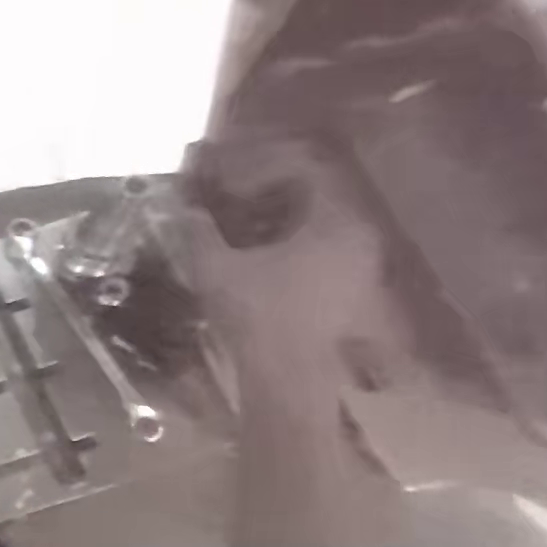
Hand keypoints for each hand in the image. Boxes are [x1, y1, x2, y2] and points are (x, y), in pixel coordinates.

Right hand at [181, 139, 383, 367]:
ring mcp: (362, 267)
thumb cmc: (257, 314)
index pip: (306, 173)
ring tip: (238, 233)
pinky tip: (258, 263)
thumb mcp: (217, 268)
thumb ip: (200, 232)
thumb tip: (184, 207)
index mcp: (335, 222)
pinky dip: (291, 249)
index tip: (228, 179)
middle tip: (229, 203)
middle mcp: (359, 237)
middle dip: (267, 198)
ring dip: (278, 225)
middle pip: (313, 200)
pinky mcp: (353, 293)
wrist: (288, 376)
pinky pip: (322, 254)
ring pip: (318, 229)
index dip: (261, 170)